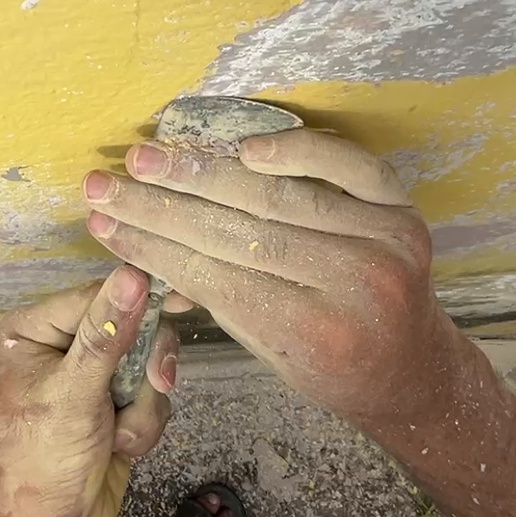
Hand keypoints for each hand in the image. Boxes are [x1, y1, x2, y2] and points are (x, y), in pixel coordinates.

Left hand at [0, 266, 183, 516]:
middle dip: (144, 364)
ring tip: (121, 434)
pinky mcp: (115, 401)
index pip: (95, 295)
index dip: (136, 299)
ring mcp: (91, 373)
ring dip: (142, 404)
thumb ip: (107, 333)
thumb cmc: (44, 458)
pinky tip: (121, 446)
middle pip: (129, 323)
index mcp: (35, 327)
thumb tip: (132, 272)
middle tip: (159, 382)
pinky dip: (144, 423)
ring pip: (146, 361)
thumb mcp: (74, 393)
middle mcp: (62, 342)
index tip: (180, 298)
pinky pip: (150, 394)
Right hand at [81, 128, 457, 430]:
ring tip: (146, 156)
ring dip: (200, 172)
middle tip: (105, 182)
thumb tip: (134, 245)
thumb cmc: (328, 367)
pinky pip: (348, 164)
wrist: (414, 371)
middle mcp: (351, 285)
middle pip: (234, 230)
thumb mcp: (264, 350)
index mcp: (311, 335)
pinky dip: (296, 149)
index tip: (101, 220)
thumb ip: (209, 293)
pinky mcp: (403, 210)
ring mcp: (382, 242)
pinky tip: (245, 145)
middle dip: (158, 203)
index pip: (210, 274)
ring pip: (274, 195)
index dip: (149, 245)